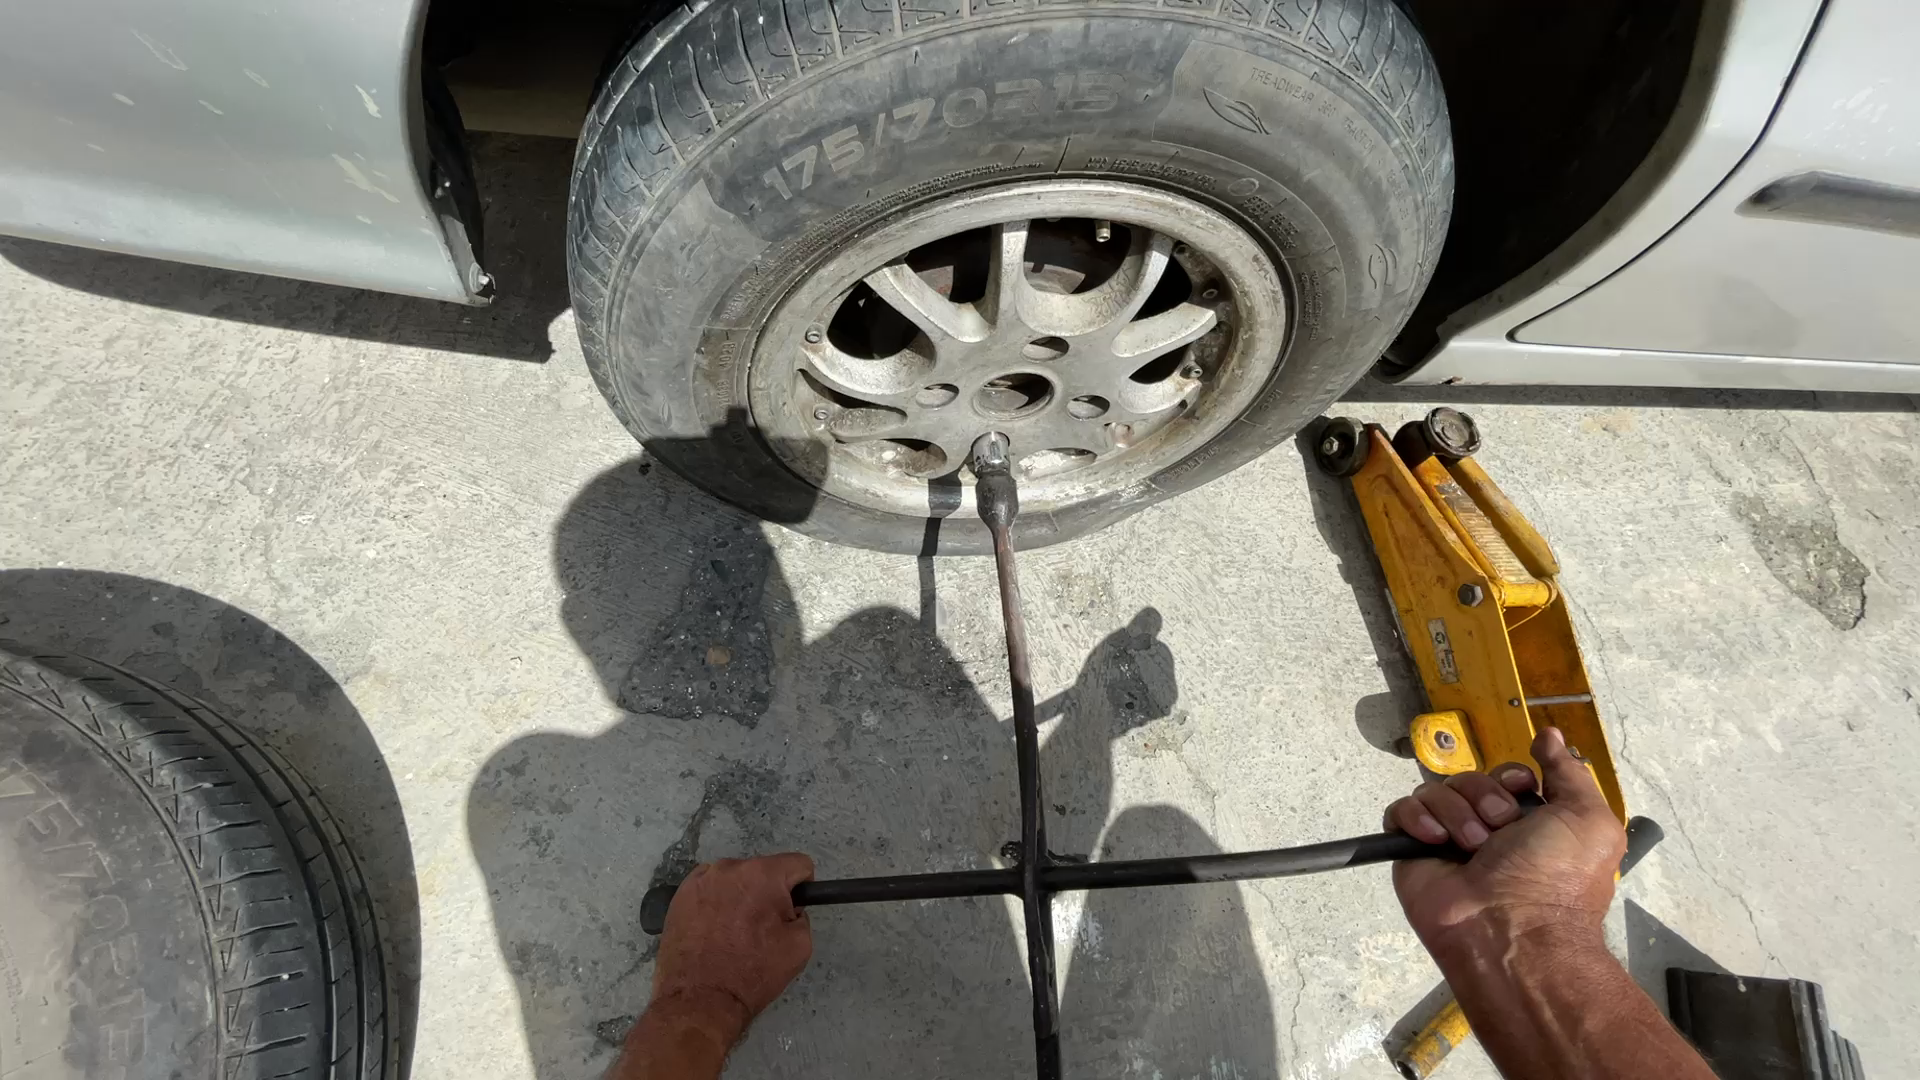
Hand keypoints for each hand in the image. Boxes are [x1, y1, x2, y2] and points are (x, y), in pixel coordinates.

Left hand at [651, 853, 814, 1041]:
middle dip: (768, 894)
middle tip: (759, 930)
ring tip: (732, 933)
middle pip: (764, 871)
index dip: (801, 888)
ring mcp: (702, 879)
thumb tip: (790, 909)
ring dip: (741, 896)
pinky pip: (710, 887)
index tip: (790, 911)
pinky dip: (716, 901)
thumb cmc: (751, 976)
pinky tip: (712, 929)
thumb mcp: (799, 947)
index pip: (798, 864)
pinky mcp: (681, 894)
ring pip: (736, 879)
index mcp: (763, 874)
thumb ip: (802, 916)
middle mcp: (732, 867)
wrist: (698, 1005)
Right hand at [1385, 727, 1623, 953]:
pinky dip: (1416, 820)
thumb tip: (1547, 734)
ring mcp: (1444, 836)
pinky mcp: (1408, 846)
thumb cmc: (1556, 875)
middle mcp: (1484, 826)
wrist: (1509, 926)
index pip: (1503, 775)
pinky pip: (1399, 810)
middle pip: (1467, 779)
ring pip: (1433, 791)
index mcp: (1526, 822)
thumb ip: (1569, 774)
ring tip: (1470, 847)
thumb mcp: (1588, 822)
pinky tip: (1433, 840)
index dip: (1509, 778)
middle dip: (1482, 798)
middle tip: (1498, 832)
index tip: (1520, 793)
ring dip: (1454, 815)